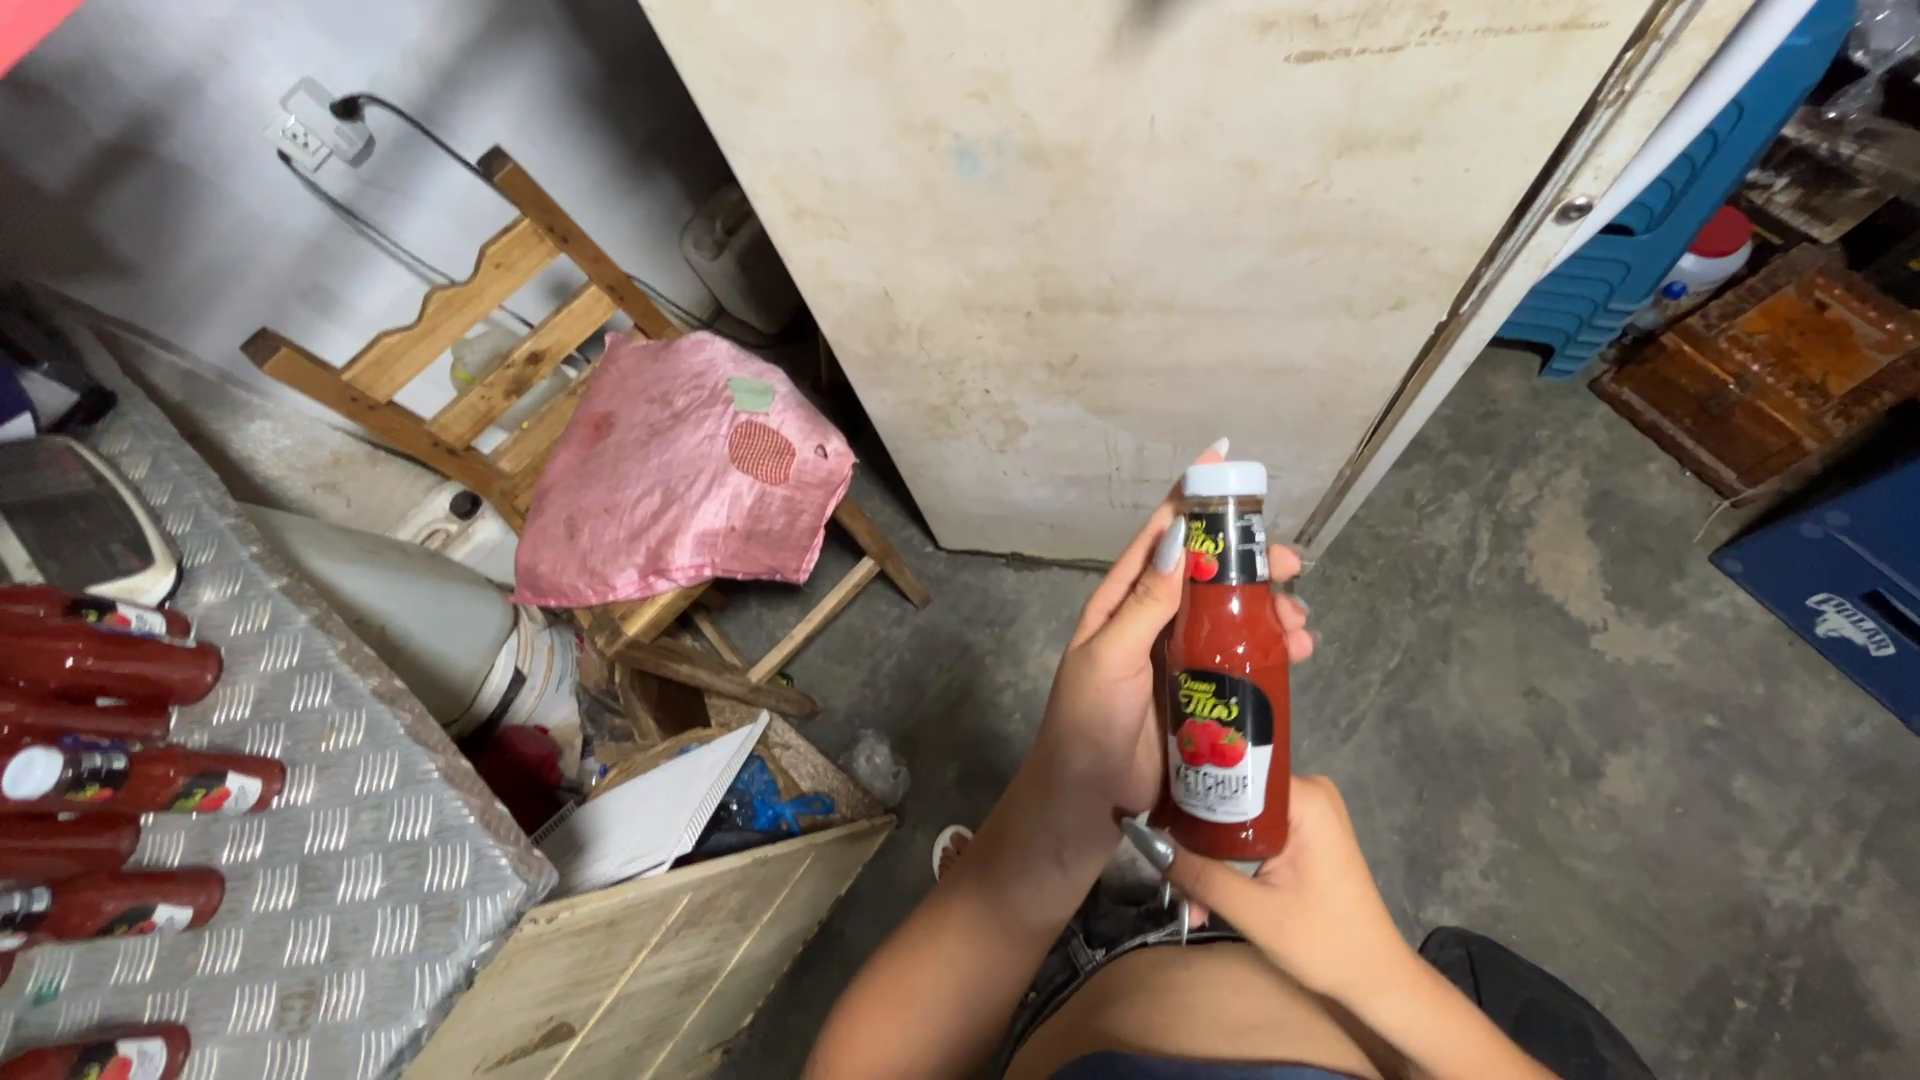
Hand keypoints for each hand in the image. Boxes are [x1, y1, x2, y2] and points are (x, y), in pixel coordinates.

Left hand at [1029, 439, 1313, 828]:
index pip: (1158, 540)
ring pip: (1230, 615)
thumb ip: (1144, 605)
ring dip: (1268, 609)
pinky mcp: (1201, 692)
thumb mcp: (1108, 659)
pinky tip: (1297, 653)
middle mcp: (1152, 621)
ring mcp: (1179, 657)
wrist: (1088, 800)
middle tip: (1292, 562)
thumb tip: (1177, 540)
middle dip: (1248, 563)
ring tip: (1300, 624)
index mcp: (1120, 603)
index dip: (1189, 502)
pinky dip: (1270, 649)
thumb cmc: (1087, 724)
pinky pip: (1239, 657)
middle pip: (1205, 575)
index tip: (1225, 466)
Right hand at [1137, 776, 1414, 1000]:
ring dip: (1207, 855)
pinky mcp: (1302, 830)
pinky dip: (1227, 859)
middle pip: (1230, 796)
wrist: (1378, 981)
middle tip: (1166, 872)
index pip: (1230, 771)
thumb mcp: (1254, 912)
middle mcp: (1306, 790)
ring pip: (1235, 817)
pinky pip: (1250, 830)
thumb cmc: (1326, 944)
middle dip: (1194, 837)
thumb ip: (1198, 874)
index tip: (1154, 822)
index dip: (1187, 792)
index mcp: (1304, 796)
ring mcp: (1306, 809)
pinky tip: (1206, 895)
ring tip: (1187, 898)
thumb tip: (1145, 841)